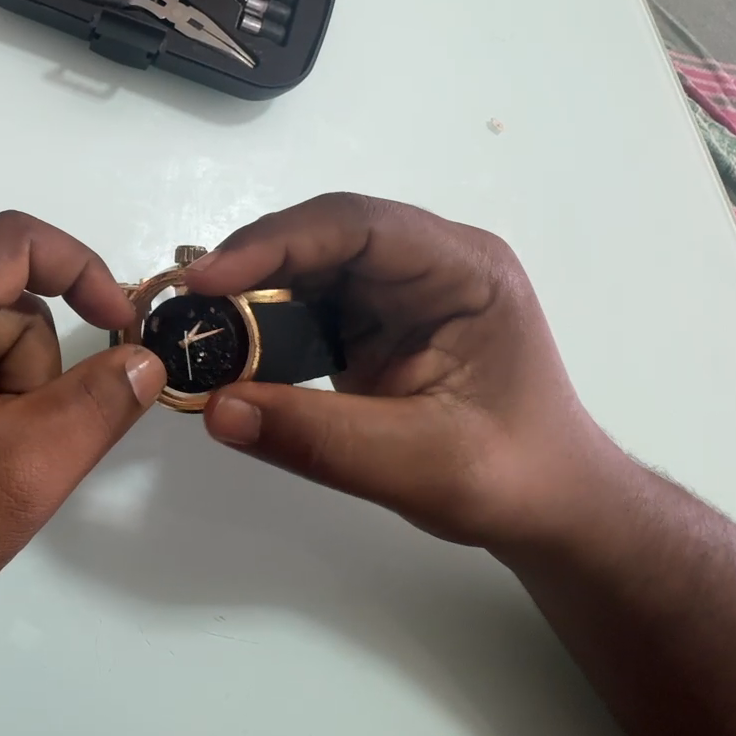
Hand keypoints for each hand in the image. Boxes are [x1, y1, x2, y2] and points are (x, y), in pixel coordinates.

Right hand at [182, 193, 634, 551]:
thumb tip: (213, 409)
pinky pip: (298, 302)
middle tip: (185, 307)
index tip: (206, 281)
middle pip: (319, 237)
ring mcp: (394, 288)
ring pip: (300, 265)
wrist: (550, 508)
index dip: (275, 243)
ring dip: (245, 293)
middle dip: (249, 266)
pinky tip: (228, 346)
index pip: (357, 226)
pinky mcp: (366, 318)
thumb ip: (316, 437)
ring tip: (196, 326)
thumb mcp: (419, 465)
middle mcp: (424, 263)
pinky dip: (257, 321)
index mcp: (461, 271)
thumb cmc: (512, 479)